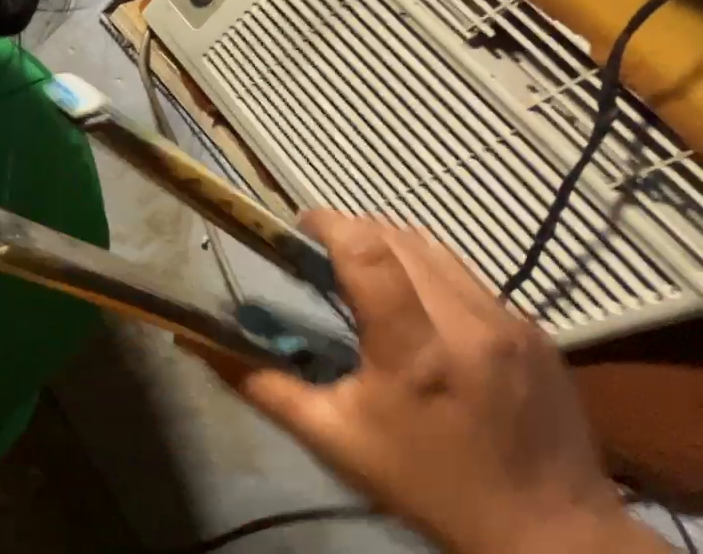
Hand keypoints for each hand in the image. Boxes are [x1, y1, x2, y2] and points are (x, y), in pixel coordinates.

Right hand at [200, 212, 659, 553]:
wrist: (551, 534)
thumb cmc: (426, 482)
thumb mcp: (330, 438)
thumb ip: (259, 383)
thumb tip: (193, 341)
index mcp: (414, 351)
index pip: (370, 253)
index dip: (329, 223)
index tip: (296, 224)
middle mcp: (468, 324)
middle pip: (400, 237)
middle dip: (351, 230)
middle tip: (317, 251)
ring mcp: (511, 325)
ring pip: (436, 247)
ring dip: (389, 244)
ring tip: (360, 267)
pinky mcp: (536, 332)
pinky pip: (468, 274)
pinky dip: (427, 270)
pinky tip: (413, 303)